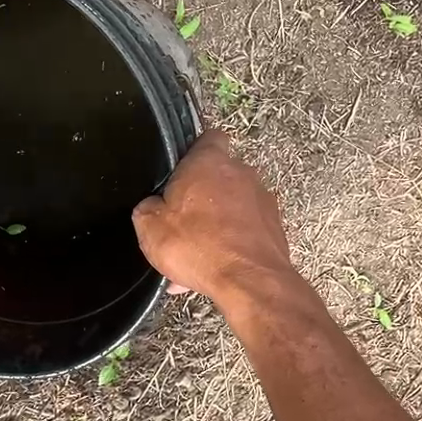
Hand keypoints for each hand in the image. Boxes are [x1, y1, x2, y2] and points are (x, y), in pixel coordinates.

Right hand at [132, 131, 297, 301]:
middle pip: (218, 175)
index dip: (193, 151)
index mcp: (209, 162)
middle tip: (180, 219)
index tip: (180, 169)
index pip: (208, 137)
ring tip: (193, 253)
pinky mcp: (274, 228)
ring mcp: (262, 201)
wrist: (249, 283)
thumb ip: (147, 208)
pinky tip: (210, 267)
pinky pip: (244, 230)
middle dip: (199, 195)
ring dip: (214, 222)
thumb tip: (151, 207)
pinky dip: (229, 243)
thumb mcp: (149, 226)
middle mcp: (241, 174)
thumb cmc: (199, 246)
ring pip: (231, 206)